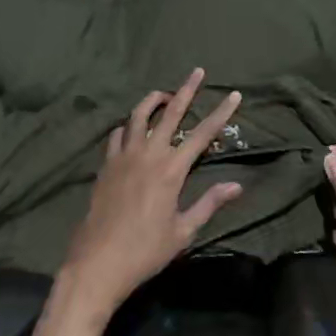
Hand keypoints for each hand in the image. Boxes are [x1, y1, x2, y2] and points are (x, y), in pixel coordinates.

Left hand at [59, 69, 243, 315]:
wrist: (98, 264)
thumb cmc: (145, 251)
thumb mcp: (183, 231)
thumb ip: (209, 203)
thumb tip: (237, 185)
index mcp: (172, 170)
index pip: (203, 134)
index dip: (221, 113)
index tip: (235, 95)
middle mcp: (148, 155)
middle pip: (171, 113)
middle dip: (187, 90)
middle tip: (198, 71)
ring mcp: (124, 157)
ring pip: (139, 116)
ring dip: (153, 100)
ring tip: (163, 93)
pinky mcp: (106, 165)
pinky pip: (118, 134)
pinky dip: (128, 125)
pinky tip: (132, 127)